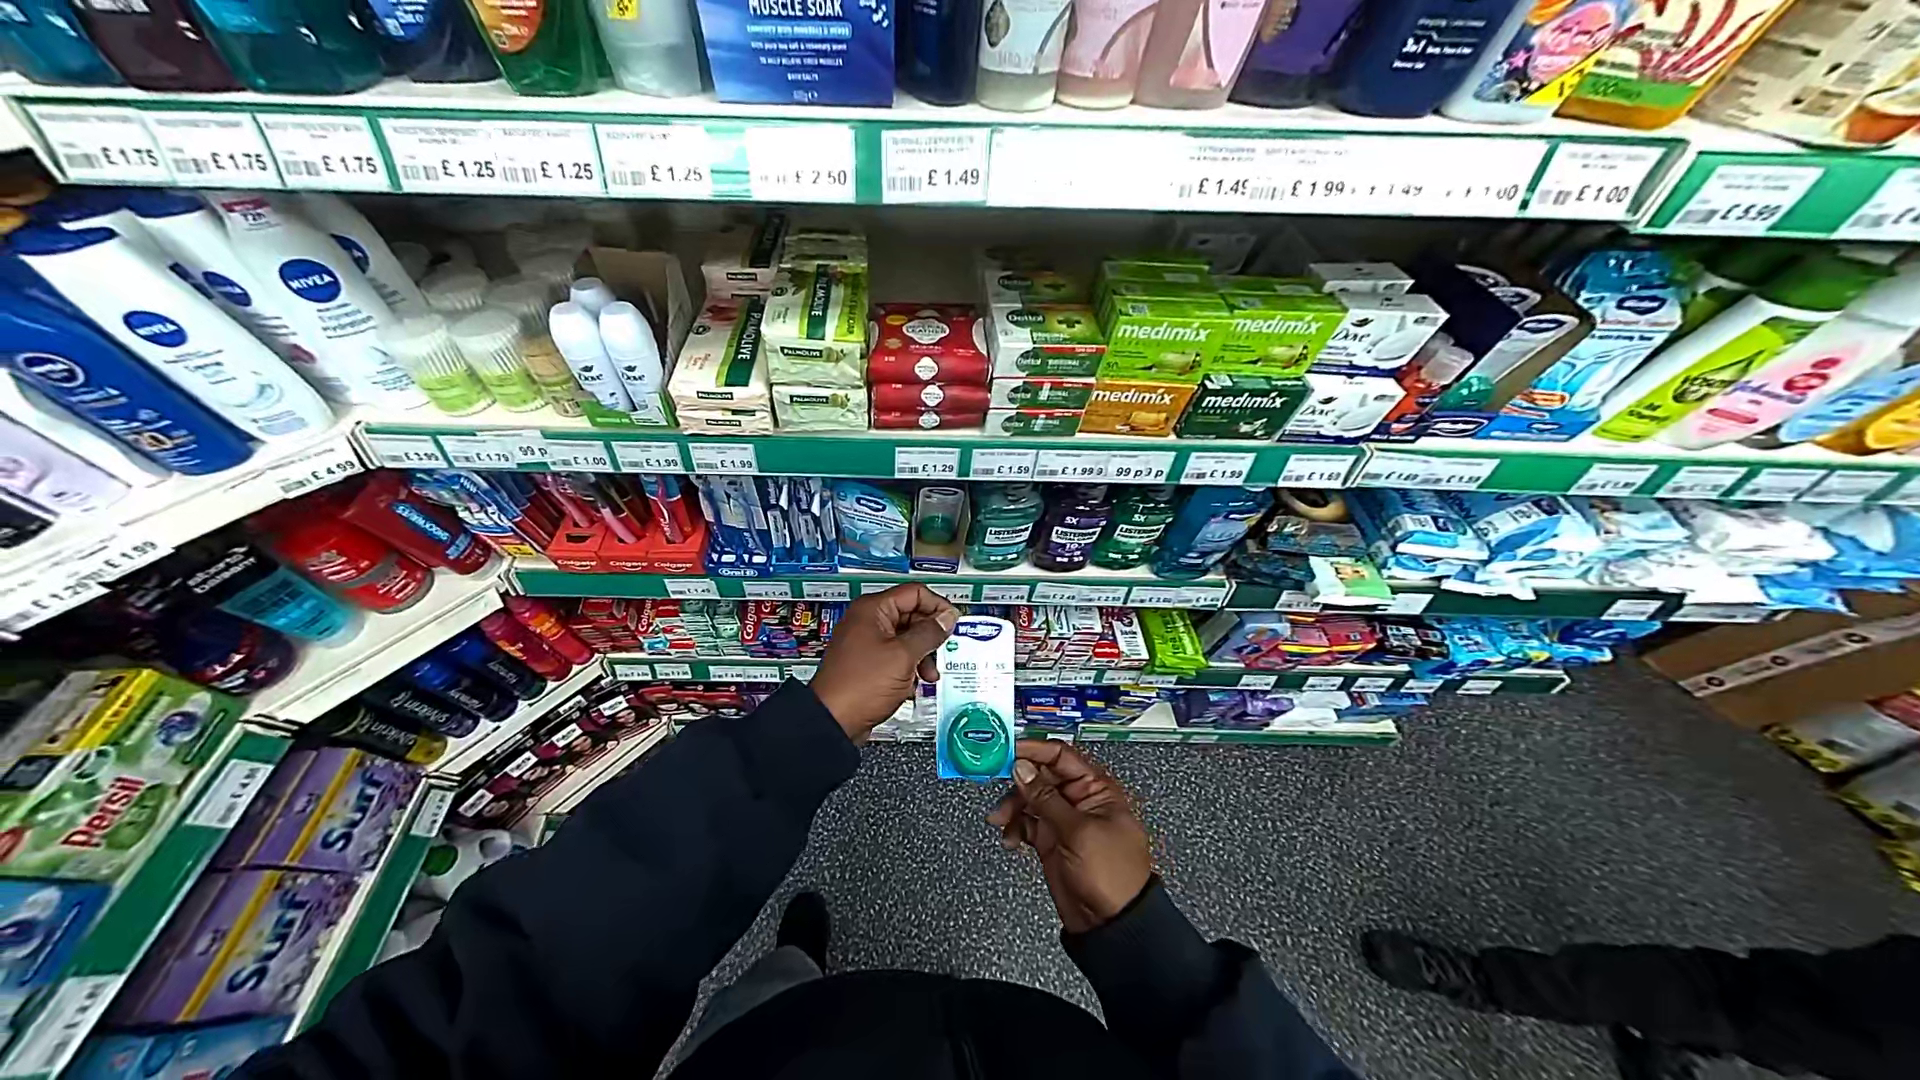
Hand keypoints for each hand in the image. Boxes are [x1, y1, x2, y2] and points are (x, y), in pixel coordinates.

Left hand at [810, 583, 957, 743]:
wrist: (834, 721)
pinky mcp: (867, 662)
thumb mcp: (904, 656)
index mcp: (873, 609)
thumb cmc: (859, 686)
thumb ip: (929, 633)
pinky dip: (908, 667)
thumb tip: (946, 618)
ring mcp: (866, 642)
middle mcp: (868, 621)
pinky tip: (911, 684)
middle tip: (939, 652)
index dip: (937, 606)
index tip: (951, 624)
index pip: (915, 593)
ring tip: (927, 675)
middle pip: (912, 615)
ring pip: (906, 638)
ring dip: (922, 655)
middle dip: (930, 636)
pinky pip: (896, 656)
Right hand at [988, 740, 1152, 933]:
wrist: (1111, 925)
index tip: (1009, 749)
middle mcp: (1078, 800)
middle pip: (1040, 776)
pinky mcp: (1051, 840)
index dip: (1034, 750)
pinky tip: (1011, 839)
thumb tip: (1022, 768)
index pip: (1061, 756)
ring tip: (1002, 821)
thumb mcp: (1078, 831)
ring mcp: (1063, 821)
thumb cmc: (1112, 875)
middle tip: (999, 787)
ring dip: (1012, 807)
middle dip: (1018, 781)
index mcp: (1096, 788)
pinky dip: (1014, 828)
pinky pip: (1026, 823)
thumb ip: (1046, 797)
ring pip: (1029, 799)